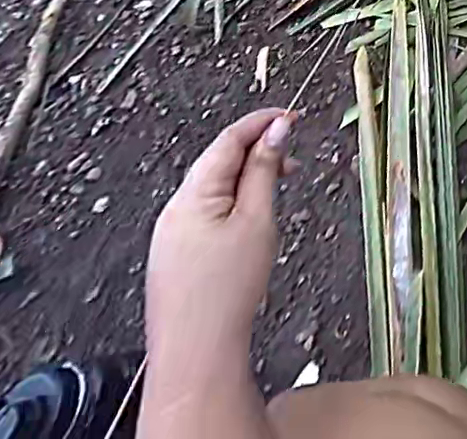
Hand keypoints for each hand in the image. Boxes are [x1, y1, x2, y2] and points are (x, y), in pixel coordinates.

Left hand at [145, 108, 296, 362]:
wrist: (196, 350)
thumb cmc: (227, 287)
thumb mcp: (258, 218)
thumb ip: (265, 169)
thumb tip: (276, 130)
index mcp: (191, 195)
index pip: (228, 140)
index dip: (262, 122)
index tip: (292, 115)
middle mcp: (175, 208)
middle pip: (219, 159)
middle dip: (258, 147)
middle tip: (294, 151)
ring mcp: (172, 231)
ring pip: (215, 184)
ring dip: (250, 172)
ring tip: (282, 179)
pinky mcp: (177, 250)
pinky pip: (209, 207)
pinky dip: (237, 196)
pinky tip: (256, 209)